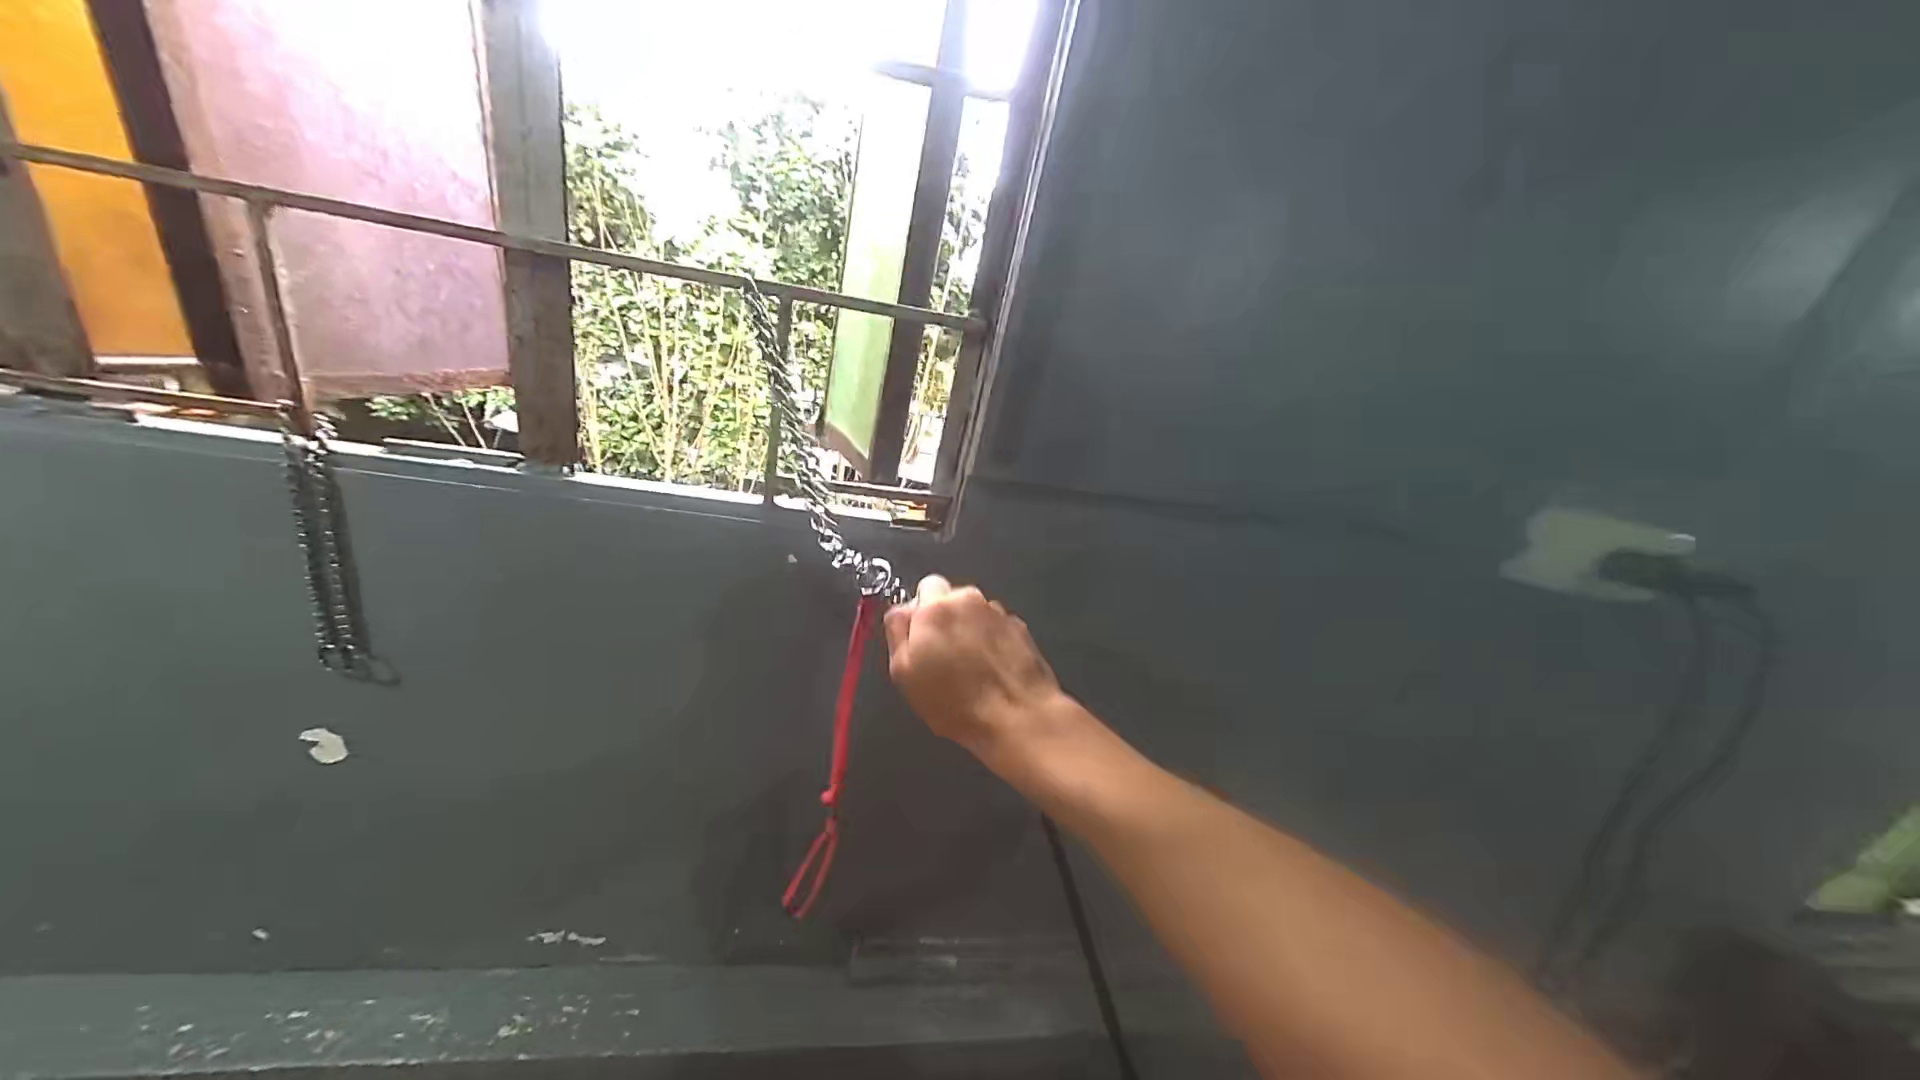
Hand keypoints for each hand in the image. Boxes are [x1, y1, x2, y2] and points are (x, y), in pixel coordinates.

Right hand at [883, 575, 1063, 757]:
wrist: (1017, 717)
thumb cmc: (958, 703)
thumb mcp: (903, 673)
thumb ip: (897, 631)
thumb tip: (900, 614)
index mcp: (935, 608)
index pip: (923, 588)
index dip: (920, 613)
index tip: (920, 639)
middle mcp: (969, 601)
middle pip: (951, 600)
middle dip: (944, 621)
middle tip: (941, 658)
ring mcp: (998, 613)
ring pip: (975, 615)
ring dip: (969, 632)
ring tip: (969, 671)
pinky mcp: (1020, 629)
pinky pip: (996, 629)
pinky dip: (991, 643)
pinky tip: (989, 672)